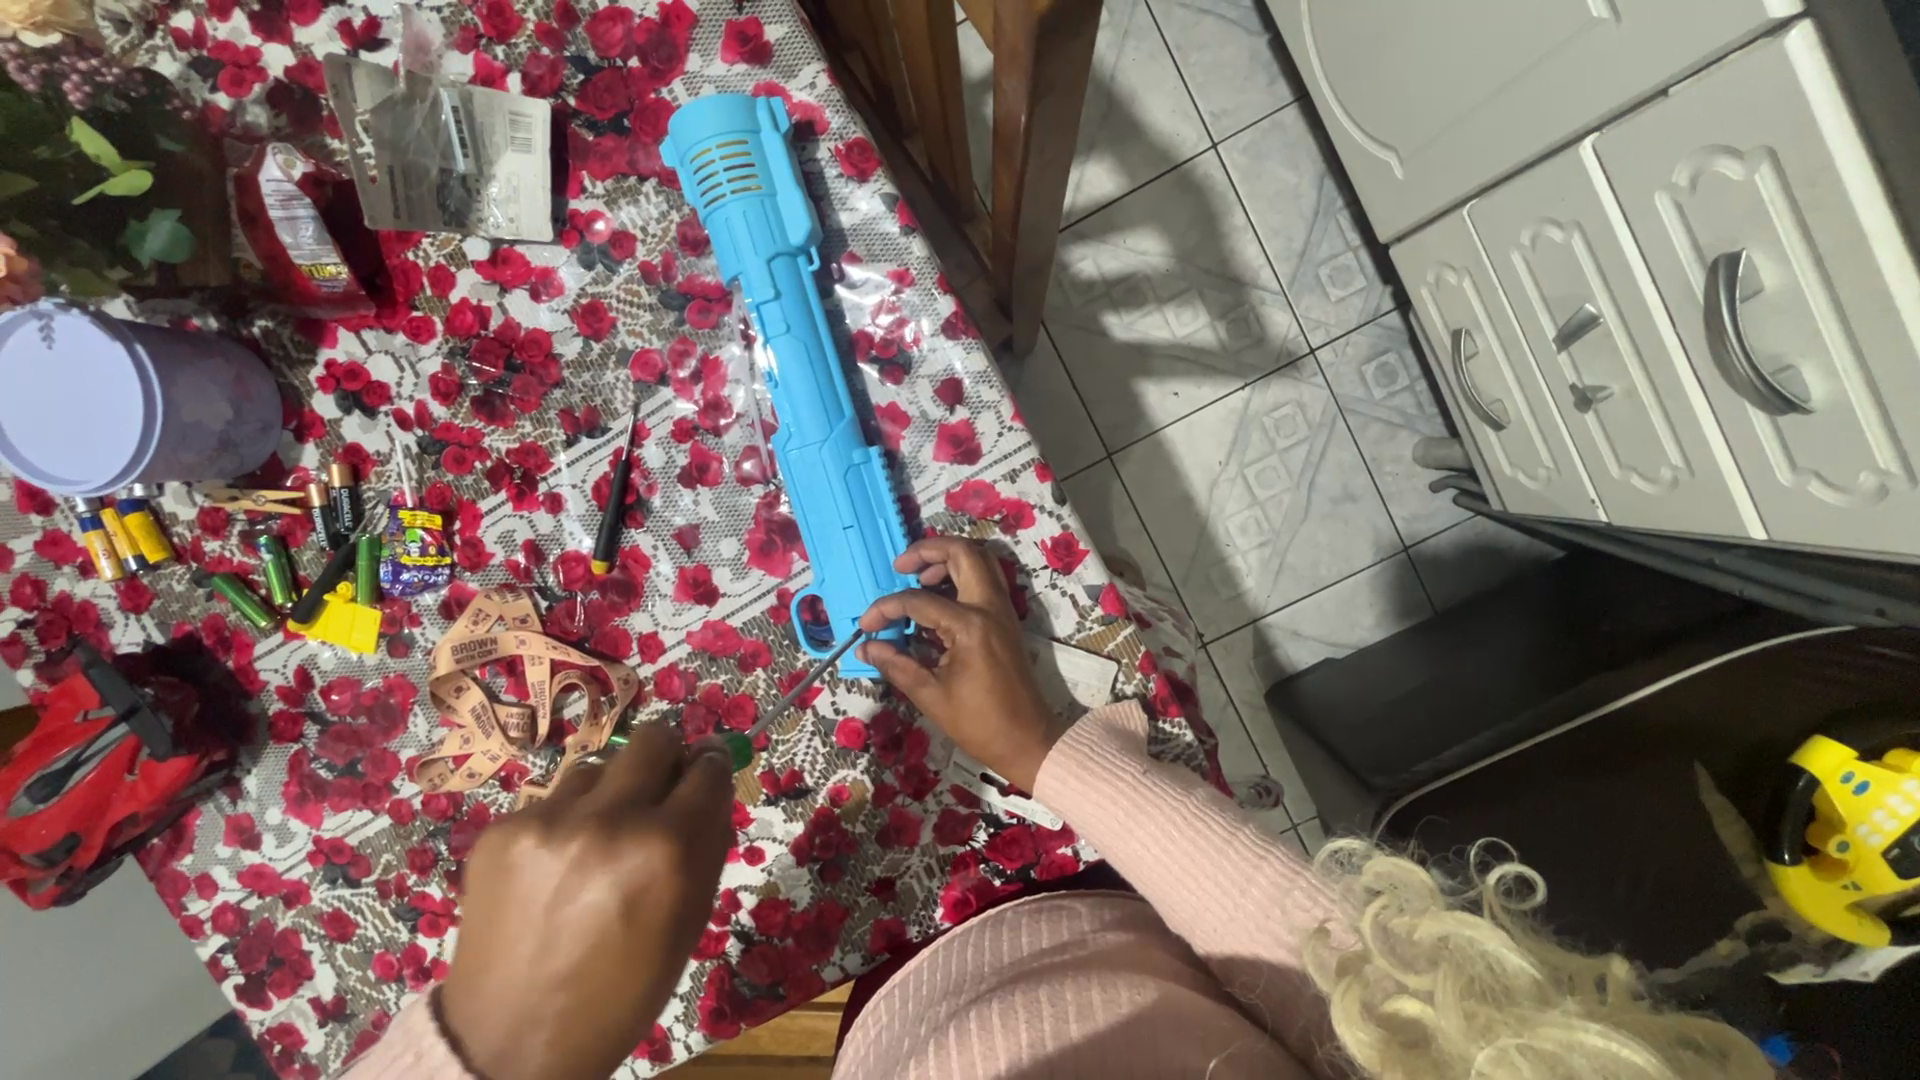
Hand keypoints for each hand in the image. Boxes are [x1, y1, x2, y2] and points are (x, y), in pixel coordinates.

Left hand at [438, 725, 735, 1079]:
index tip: (704, 774)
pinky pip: (552, 799)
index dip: (710, 768)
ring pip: (598, 766)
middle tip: (659, 787)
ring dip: (610, 792)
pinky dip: (565, 821)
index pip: (707, 767)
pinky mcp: (501, 831)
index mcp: (668, 850)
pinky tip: (555, 867)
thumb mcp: (692, 918)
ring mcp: (547, 822)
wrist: (511, 1045)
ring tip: (597, 841)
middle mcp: (610, 821)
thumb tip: (710, 780)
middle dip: (666, 756)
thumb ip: (708, 840)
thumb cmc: (624, 990)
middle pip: (653, 738)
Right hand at [858, 536, 1066, 791]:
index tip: (866, 625)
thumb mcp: (931, 696)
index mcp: (970, 625)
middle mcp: (990, 606)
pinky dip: (960, 577)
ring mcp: (1002, 610)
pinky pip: (985, 580)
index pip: (918, 601)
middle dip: (927, 551)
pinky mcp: (1006, 619)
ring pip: (978, 561)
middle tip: (900, 567)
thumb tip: (867, 646)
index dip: (886, 609)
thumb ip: (897, 664)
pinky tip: (936, 599)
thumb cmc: (980, 723)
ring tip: (918, 578)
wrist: (1028, 740)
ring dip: (947, 560)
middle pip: (963, 552)